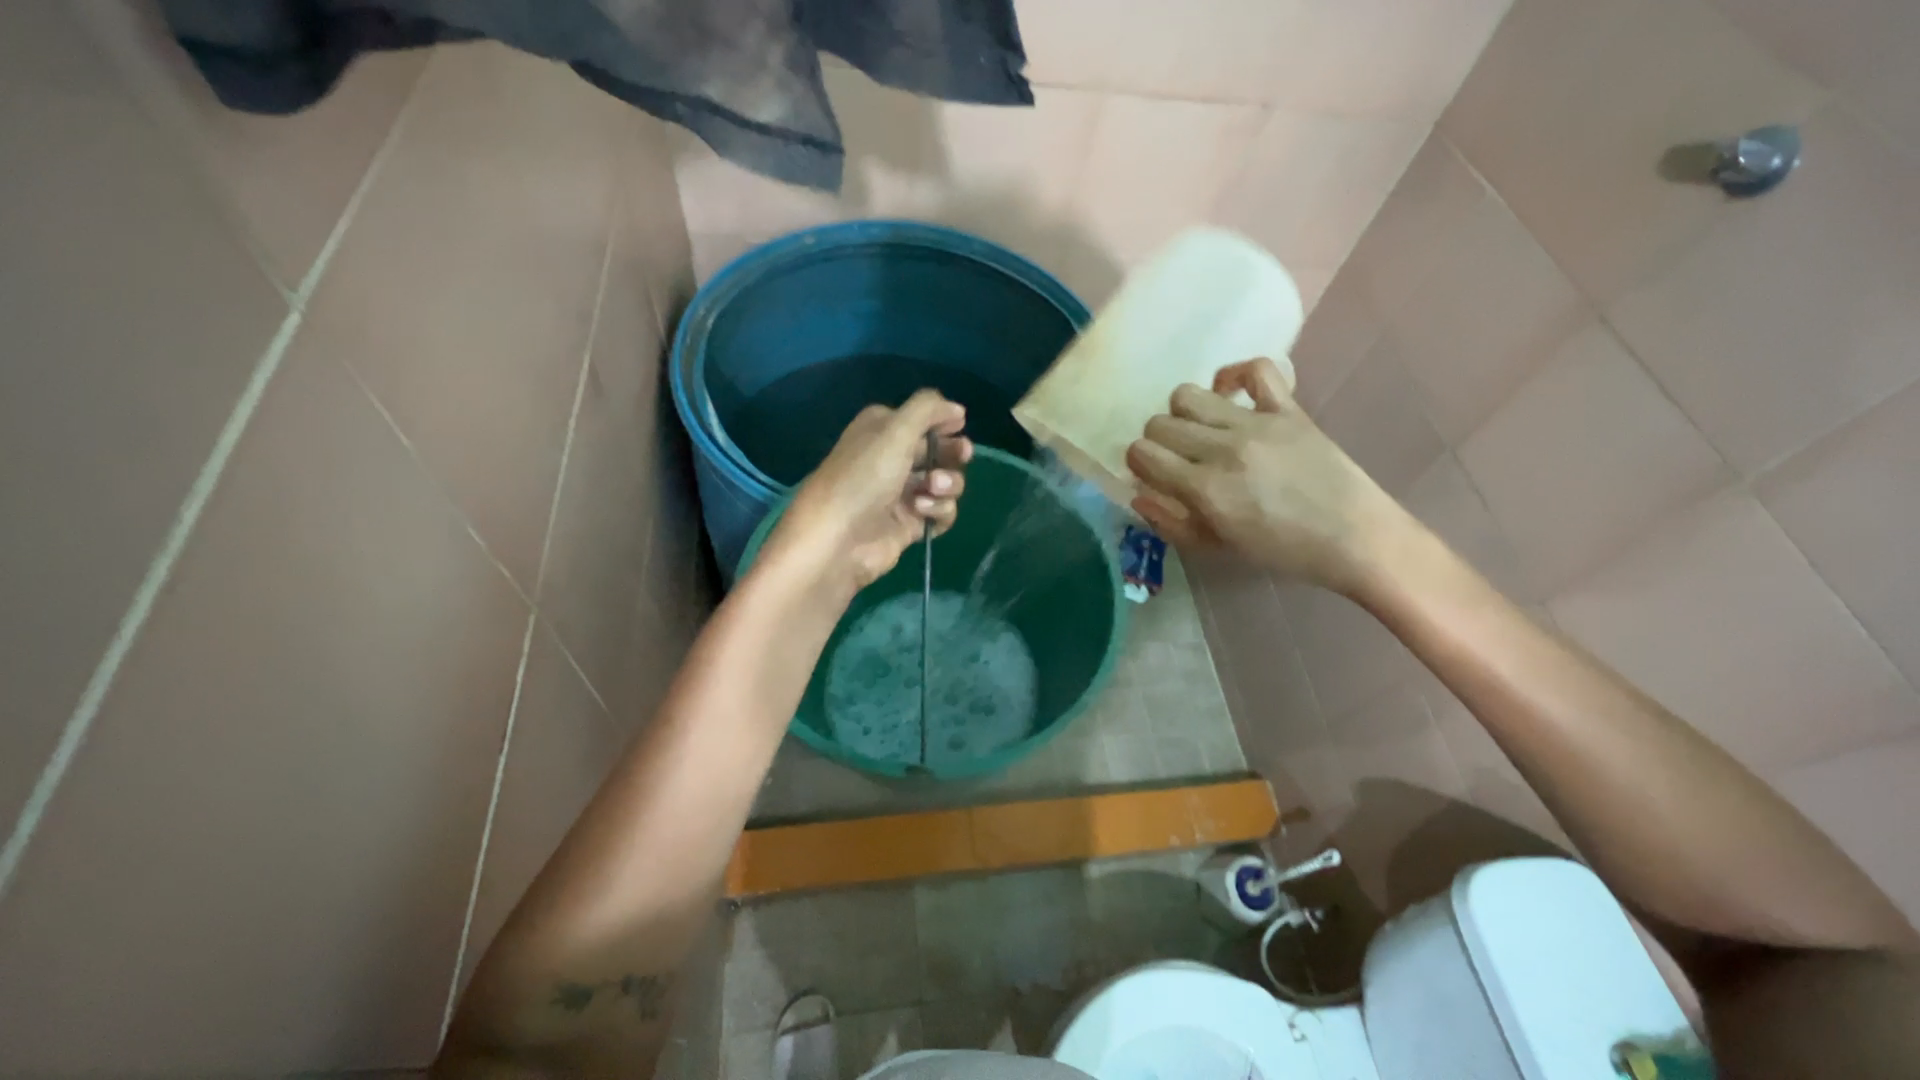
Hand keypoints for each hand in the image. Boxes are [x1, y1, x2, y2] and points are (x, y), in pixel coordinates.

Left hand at [764, 390, 972, 598]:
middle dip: (952, 452)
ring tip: (931, 489)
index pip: (922, 417)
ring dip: (947, 483)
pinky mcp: (910, 523)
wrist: (838, 540)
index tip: (958, 425)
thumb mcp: (894, 430)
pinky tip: (923, 512)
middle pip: (940, 450)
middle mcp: (892, 458)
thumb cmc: (864, 477)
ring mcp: (903, 493)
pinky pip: (941, 512)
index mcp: (883, 430)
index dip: (943, 421)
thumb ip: (928, 409)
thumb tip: (957, 409)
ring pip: (945, 482)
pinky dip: (940, 510)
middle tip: (961, 455)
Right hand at [1126, 357, 1414, 596]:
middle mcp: (1223, 449)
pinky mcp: (1287, 408)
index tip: (1151, 474)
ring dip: (1184, 413)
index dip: (1138, 464)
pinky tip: (1230, 395)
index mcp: (1205, 489)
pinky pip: (1254, 370)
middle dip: (1157, 441)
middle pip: (1159, 423)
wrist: (1354, 538)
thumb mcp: (1218, 548)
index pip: (1142, 455)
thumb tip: (1138, 494)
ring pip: (1189, 394)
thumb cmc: (1282, 551)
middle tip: (1176, 458)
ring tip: (1202, 430)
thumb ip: (1172, 522)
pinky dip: (1235, 376)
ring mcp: (1256, 423)